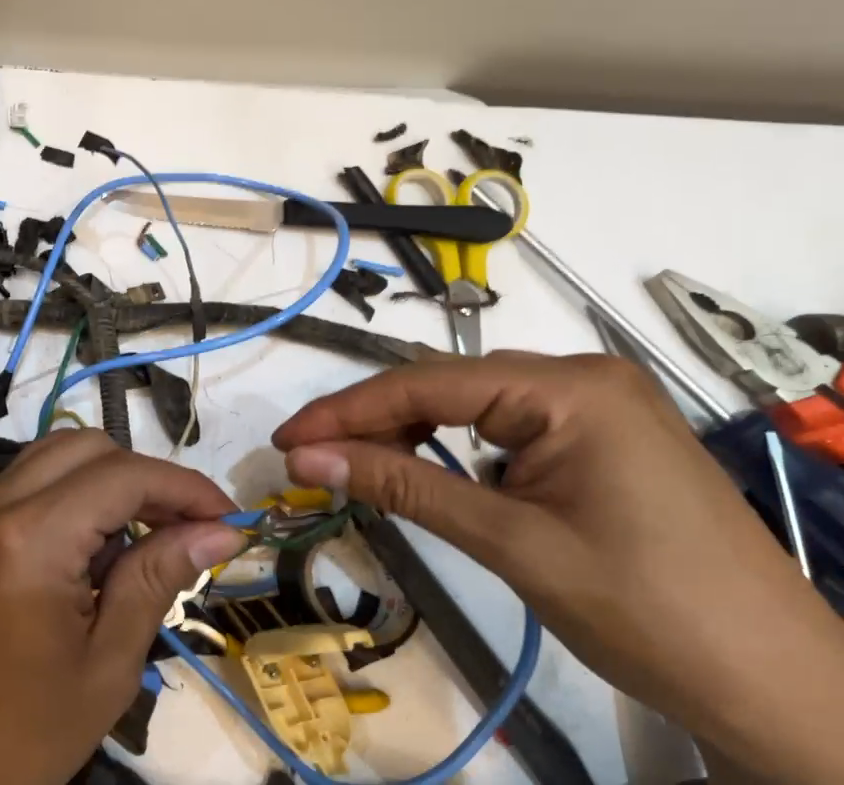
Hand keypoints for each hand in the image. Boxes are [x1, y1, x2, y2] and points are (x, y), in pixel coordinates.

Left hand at [0, 430, 245, 784]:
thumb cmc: (31, 725)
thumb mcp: (110, 661)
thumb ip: (158, 579)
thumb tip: (218, 530)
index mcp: (30, 538)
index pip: (121, 475)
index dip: (184, 486)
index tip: (230, 519)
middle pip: (85, 446)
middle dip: (146, 476)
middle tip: (190, 527)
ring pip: (54, 454)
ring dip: (108, 478)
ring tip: (150, 535)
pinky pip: (28, 481)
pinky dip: (72, 492)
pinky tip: (98, 545)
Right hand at [274, 351, 843, 779]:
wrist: (783, 689)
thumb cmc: (647, 611)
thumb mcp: (509, 543)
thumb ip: (401, 485)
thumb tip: (302, 455)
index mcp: (571, 388)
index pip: (425, 384)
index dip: (344, 411)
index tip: (284, 440)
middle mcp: (583, 377)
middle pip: (443, 385)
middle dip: (370, 422)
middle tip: (309, 460)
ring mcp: (598, 406)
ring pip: (467, 403)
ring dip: (405, 433)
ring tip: (352, 468)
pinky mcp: (602, 438)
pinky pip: (502, 425)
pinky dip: (451, 447)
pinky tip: (420, 471)